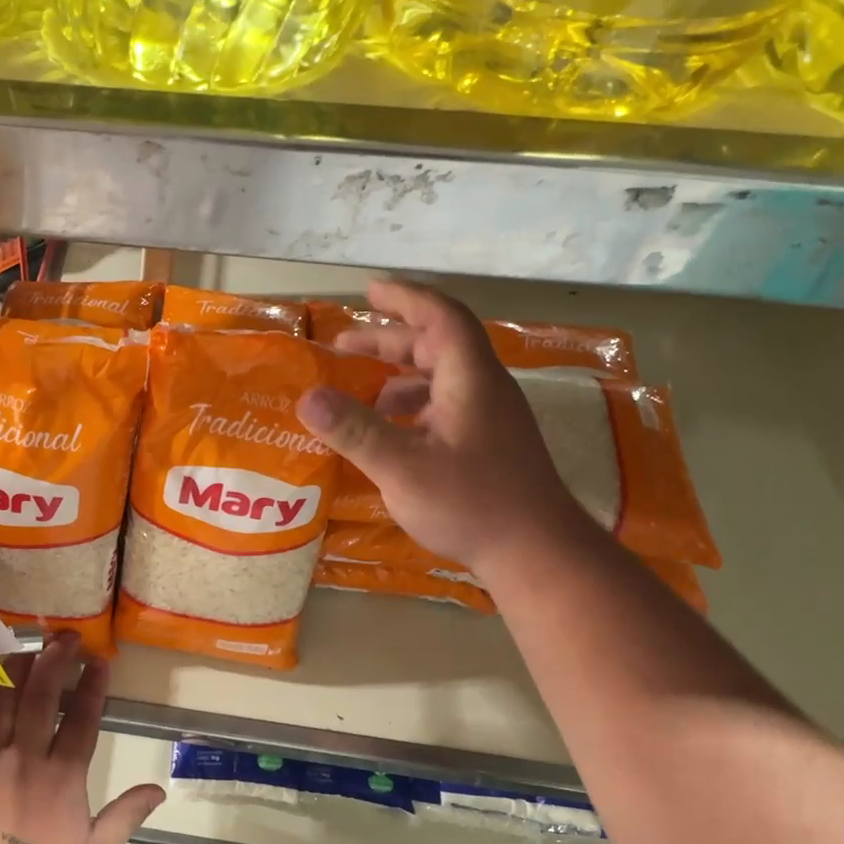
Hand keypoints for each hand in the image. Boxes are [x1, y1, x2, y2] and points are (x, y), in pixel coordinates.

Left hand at [0, 632, 165, 843]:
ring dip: (19, 665)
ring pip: (4, 696)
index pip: (81, 721)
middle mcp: (28, 755)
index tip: (101, 661)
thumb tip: (159, 790)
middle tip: (68, 637)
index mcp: (62, 776)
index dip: (93, 687)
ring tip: (32, 644)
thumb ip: (126, 816)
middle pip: (40, 696)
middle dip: (56, 661)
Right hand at [297, 279, 586, 570]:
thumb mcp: (402, 467)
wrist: (536, 551)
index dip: (404, 298)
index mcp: (469, 379)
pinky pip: (442, 406)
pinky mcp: (487, 444)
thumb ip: (355, 431)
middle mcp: (483, 389)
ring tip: (356, 390)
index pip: (440, 318)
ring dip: (396, 375)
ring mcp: (489, 418)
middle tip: (342, 346)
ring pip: (439, 378)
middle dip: (388, 340)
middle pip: (436, 346)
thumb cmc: (472, 503)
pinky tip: (386, 431)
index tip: (368, 292)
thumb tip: (307, 397)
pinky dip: (409, 406)